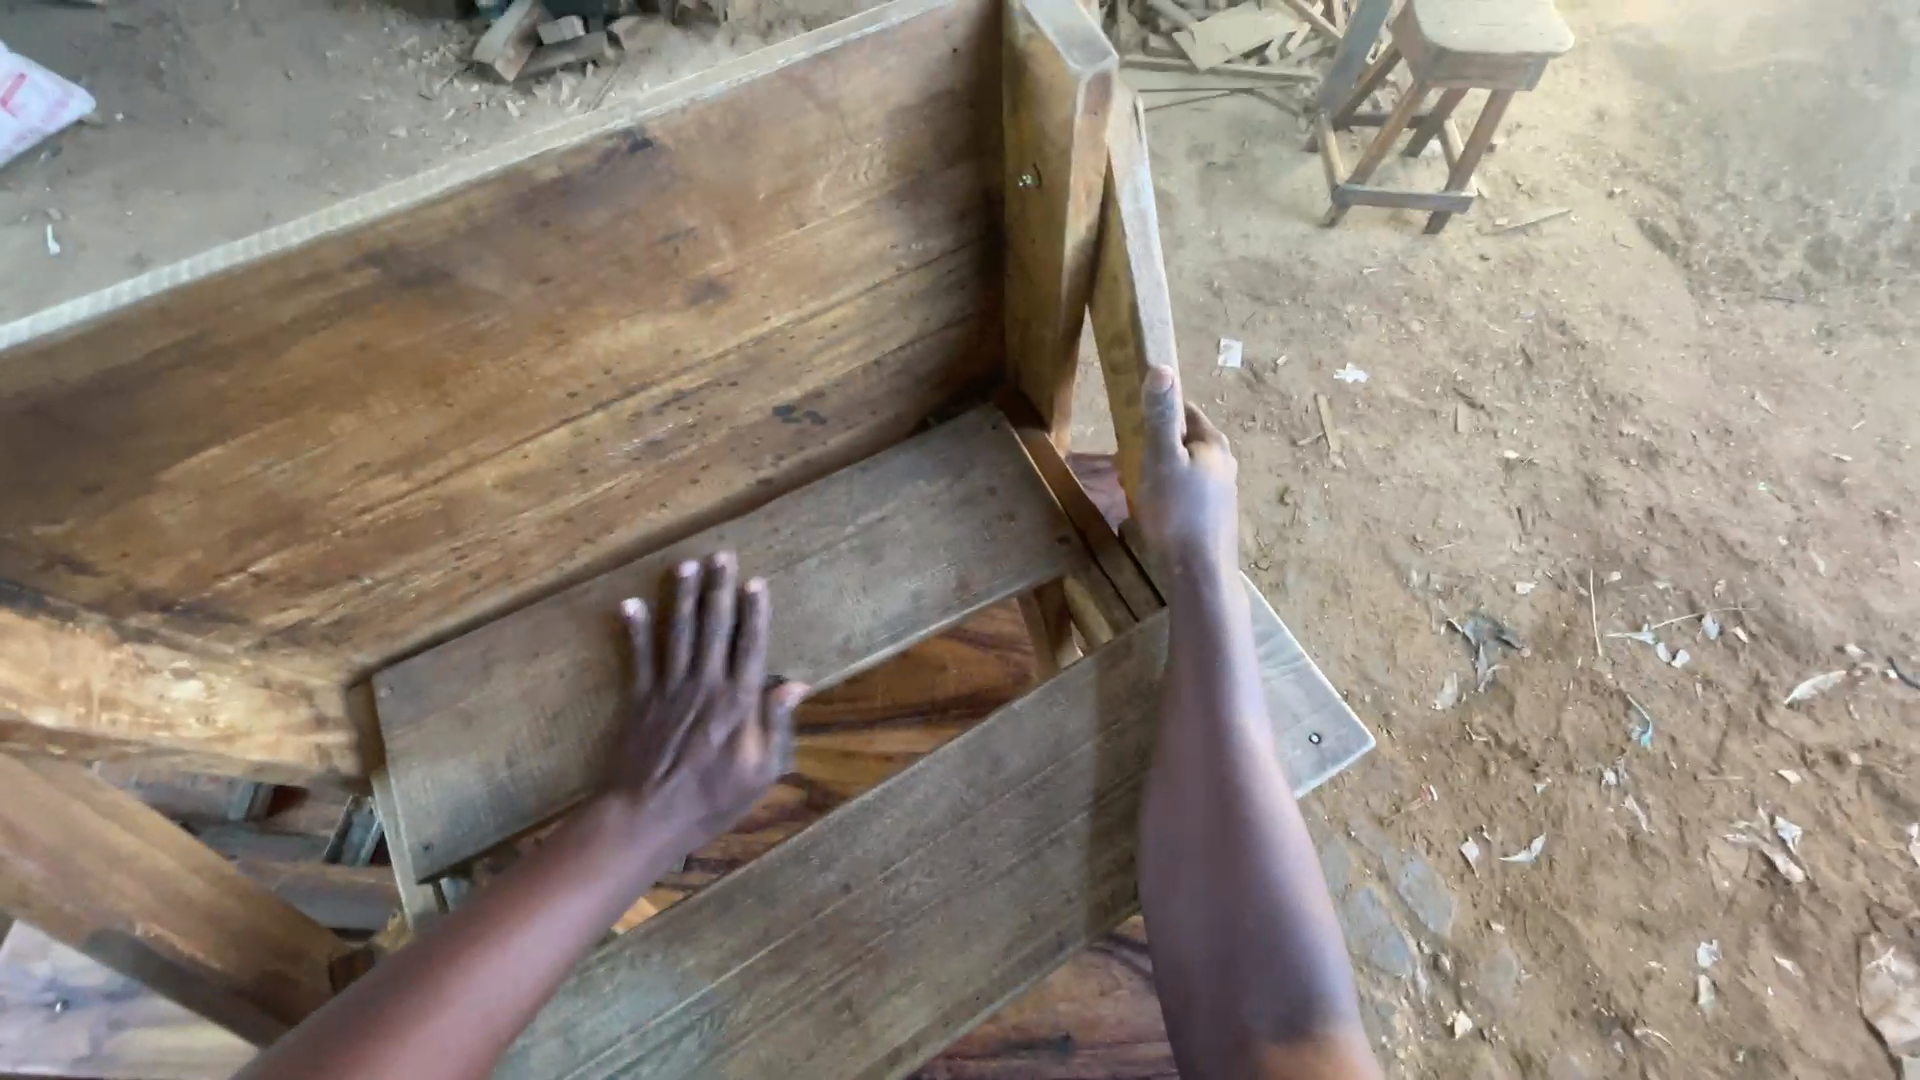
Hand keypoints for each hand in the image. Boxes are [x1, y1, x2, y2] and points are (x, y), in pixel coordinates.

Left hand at [603, 553, 806, 854]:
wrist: (647, 818)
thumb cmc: (713, 799)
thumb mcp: (762, 771)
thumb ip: (776, 724)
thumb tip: (795, 684)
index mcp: (738, 701)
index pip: (749, 645)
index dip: (754, 612)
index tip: (756, 582)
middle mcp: (704, 684)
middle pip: (714, 627)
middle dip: (718, 589)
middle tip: (721, 556)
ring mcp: (669, 688)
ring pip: (678, 632)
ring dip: (681, 597)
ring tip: (686, 566)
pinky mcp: (639, 699)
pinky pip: (637, 657)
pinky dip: (634, 629)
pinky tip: (631, 603)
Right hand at [1134, 365, 1238, 576]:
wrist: (1199, 571)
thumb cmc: (1177, 512)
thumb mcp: (1161, 459)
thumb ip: (1161, 416)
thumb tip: (1161, 368)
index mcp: (1214, 443)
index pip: (1186, 410)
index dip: (1158, 413)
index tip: (1132, 427)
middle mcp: (1224, 463)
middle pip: (1184, 441)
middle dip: (1155, 446)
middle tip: (1126, 462)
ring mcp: (1221, 492)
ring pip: (1184, 469)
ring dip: (1158, 472)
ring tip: (1133, 488)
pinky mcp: (1214, 516)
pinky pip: (1186, 493)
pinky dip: (1166, 494)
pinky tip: (1152, 511)